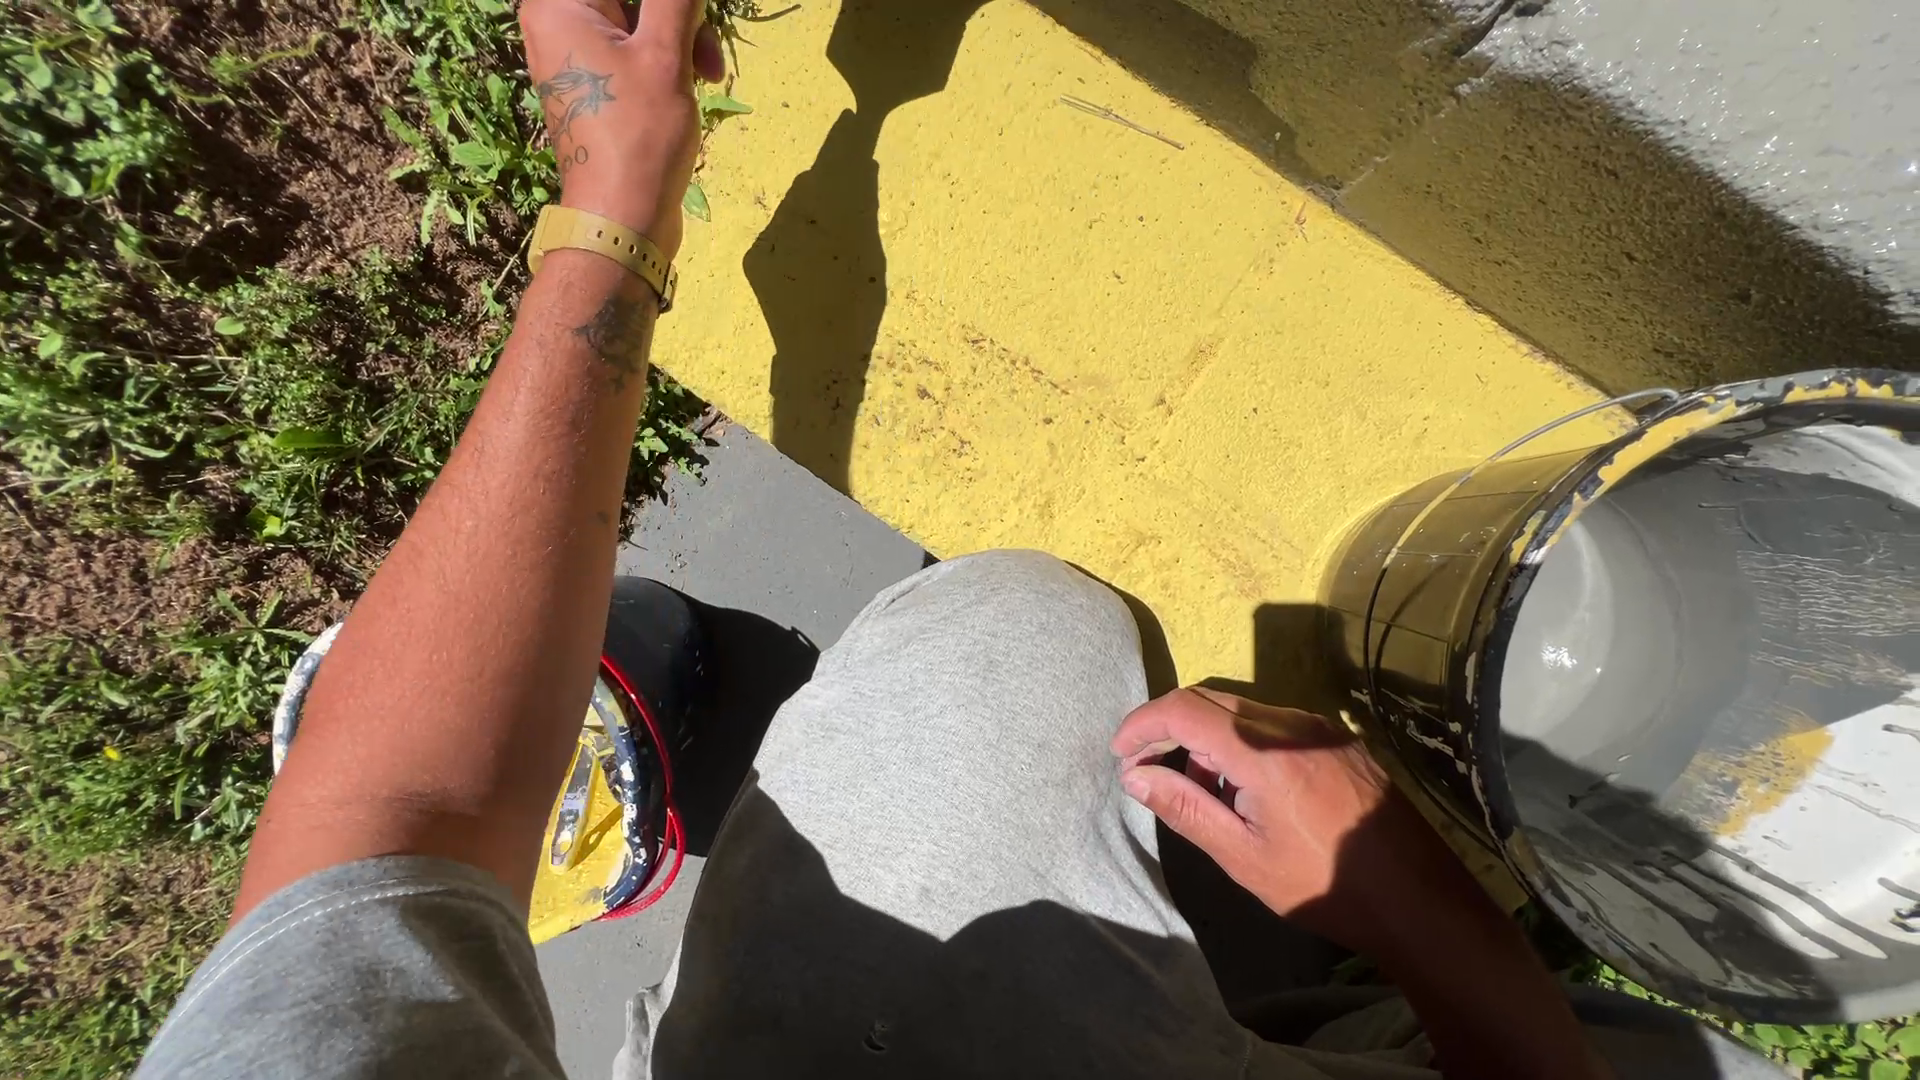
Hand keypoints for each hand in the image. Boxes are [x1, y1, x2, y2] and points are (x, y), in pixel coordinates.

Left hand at [520, 0, 727, 260]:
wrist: (623, 219)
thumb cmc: (640, 136)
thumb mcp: (665, 58)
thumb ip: (675, 1)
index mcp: (558, 3)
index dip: (668, 2)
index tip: (694, 18)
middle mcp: (556, 22)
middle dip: (676, 16)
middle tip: (711, 58)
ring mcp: (574, 59)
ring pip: (635, 24)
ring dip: (678, 41)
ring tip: (708, 76)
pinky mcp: (594, 91)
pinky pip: (631, 55)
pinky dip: (664, 64)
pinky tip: (689, 88)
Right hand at [1112, 687, 1472, 952]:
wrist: (1422, 901)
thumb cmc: (1323, 884)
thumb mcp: (1242, 855)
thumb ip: (1185, 807)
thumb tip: (1135, 776)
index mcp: (1261, 749)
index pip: (1183, 710)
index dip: (1143, 724)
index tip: (1120, 752)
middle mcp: (1288, 722)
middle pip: (1207, 700)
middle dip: (1168, 727)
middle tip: (1145, 767)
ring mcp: (1317, 726)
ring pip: (1238, 709)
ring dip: (1203, 737)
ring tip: (1197, 788)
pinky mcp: (1336, 738)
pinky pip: (1270, 722)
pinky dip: (1238, 741)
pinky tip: (1242, 786)